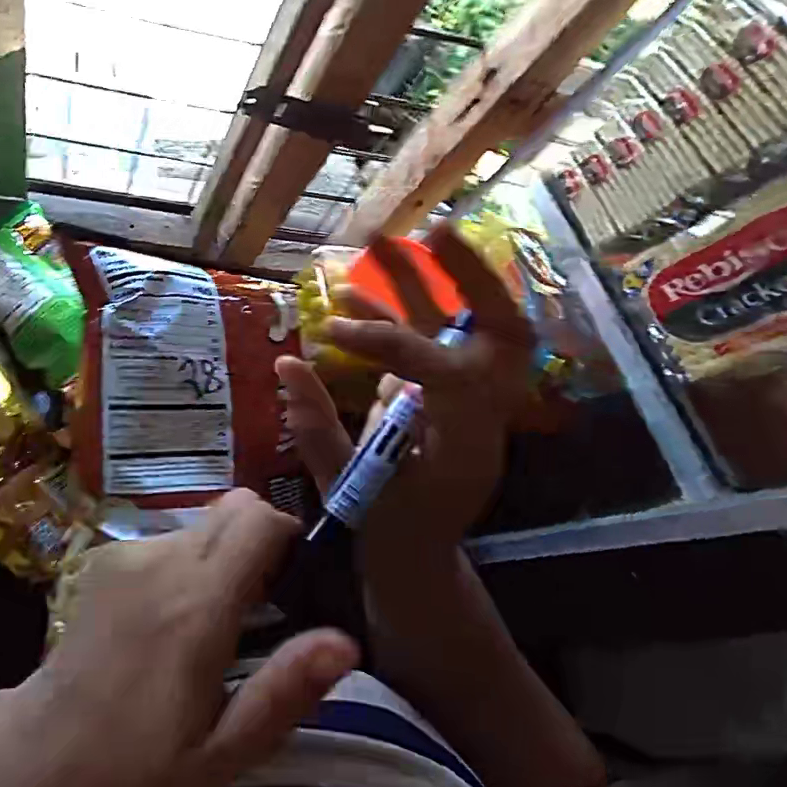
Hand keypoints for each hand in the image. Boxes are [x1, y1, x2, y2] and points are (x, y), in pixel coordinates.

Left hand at [17, 489, 358, 786]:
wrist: (44, 749)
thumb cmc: (140, 761)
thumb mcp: (224, 751)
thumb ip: (285, 690)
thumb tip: (346, 640)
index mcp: (197, 602)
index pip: (257, 519)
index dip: (287, 535)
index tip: (296, 577)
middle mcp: (161, 559)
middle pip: (232, 507)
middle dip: (260, 539)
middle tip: (260, 604)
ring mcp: (126, 551)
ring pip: (199, 523)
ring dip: (220, 555)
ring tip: (210, 618)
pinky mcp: (102, 554)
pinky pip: (165, 538)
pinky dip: (183, 561)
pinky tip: (167, 614)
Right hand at [276, 225, 535, 555]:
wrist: (419, 552)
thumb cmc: (387, 528)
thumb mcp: (346, 486)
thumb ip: (316, 426)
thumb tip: (285, 364)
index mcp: (466, 446)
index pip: (448, 377)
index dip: (391, 346)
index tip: (334, 334)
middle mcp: (480, 414)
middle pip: (502, 334)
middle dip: (471, 280)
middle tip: (434, 233)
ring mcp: (464, 400)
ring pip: (465, 328)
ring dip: (427, 281)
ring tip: (379, 241)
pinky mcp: (441, 392)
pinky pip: (428, 343)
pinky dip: (397, 313)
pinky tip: (353, 291)